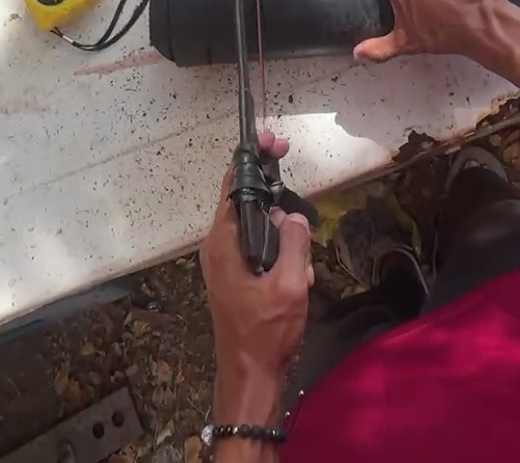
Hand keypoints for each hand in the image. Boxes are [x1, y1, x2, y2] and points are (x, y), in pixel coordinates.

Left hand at [200, 131, 312, 410]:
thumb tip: (292, 212)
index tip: (272, 142)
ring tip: (300, 268)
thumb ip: (293, 242)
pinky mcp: (237, 276)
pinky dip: (280, 253)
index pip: (234, 187)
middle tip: (298, 194)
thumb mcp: (289, 285)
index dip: (253, 160)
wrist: (251, 378)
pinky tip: (298, 277)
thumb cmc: (266, 332)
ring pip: (257, 226)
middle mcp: (219, 247)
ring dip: (283, 235)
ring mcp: (226, 262)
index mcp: (223, 243)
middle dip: (275, 196)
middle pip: (246, 202)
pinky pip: (259, 248)